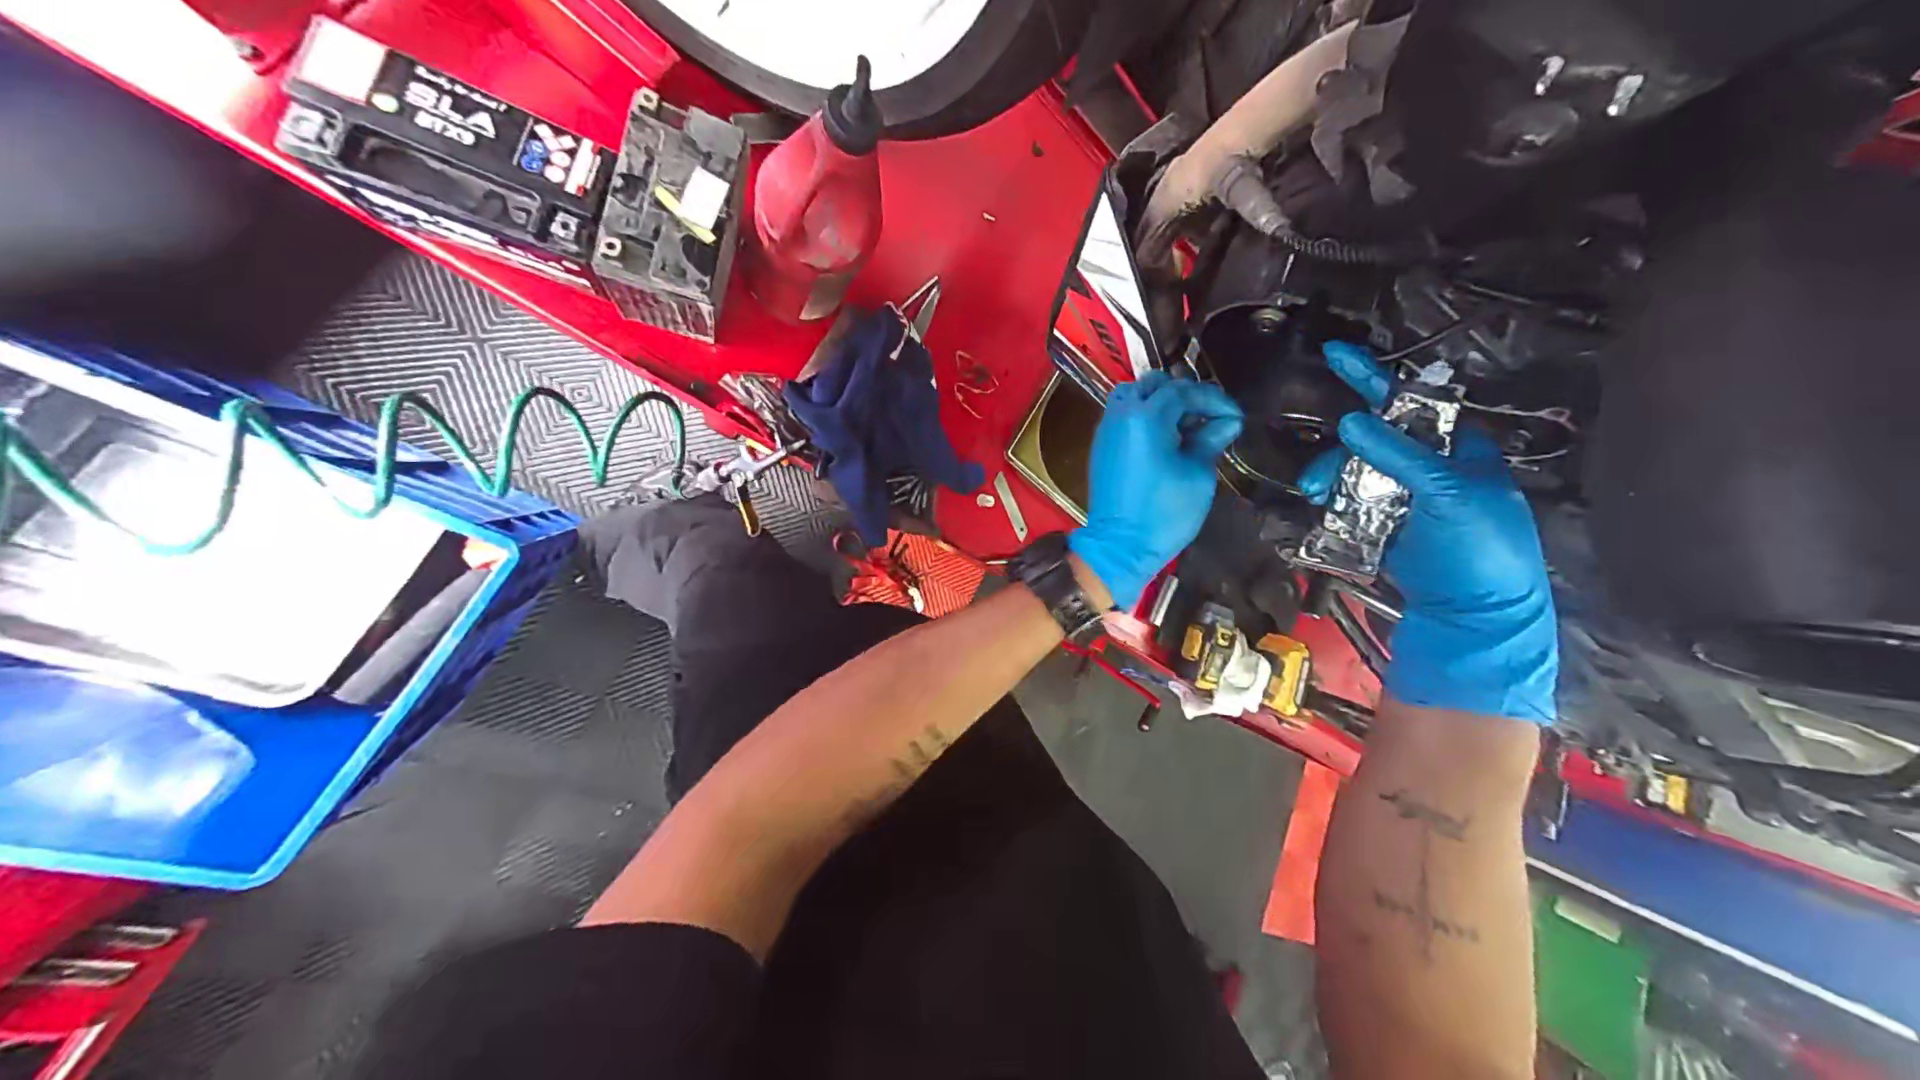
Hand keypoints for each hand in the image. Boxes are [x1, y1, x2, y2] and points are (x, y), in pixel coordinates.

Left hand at [1069, 372, 1243, 608]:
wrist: (1119, 547)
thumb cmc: (1164, 513)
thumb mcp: (1198, 474)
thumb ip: (1210, 439)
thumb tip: (1226, 421)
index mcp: (1145, 417)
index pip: (1184, 391)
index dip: (1214, 400)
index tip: (1235, 417)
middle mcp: (1121, 415)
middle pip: (1156, 385)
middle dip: (1186, 396)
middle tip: (1208, 419)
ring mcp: (1107, 429)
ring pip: (1136, 396)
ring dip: (1162, 404)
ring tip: (1186, 429)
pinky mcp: (1102, 446)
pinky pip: (1125, 416)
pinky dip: (1146, 417)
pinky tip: (1167, 440)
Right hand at [1300, 342, 1557, 723]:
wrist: (1472, 614)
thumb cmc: (1479, 546)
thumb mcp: (1449, 492)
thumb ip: (1399, 454)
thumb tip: (1350, 419)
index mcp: (1454, 448)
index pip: (1410, 404)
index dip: (1372, 378)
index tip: (1334, 353)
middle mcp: (1423, 466)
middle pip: (1368, 438)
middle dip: (1339, 448)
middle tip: (1318, 474)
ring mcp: (1398, 496)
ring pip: (1350, 470)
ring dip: (1329, 478)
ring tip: (1316, 496)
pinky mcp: (1377, 525)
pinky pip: (1344, 502)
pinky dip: (1329, 503)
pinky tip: (1319, 510)